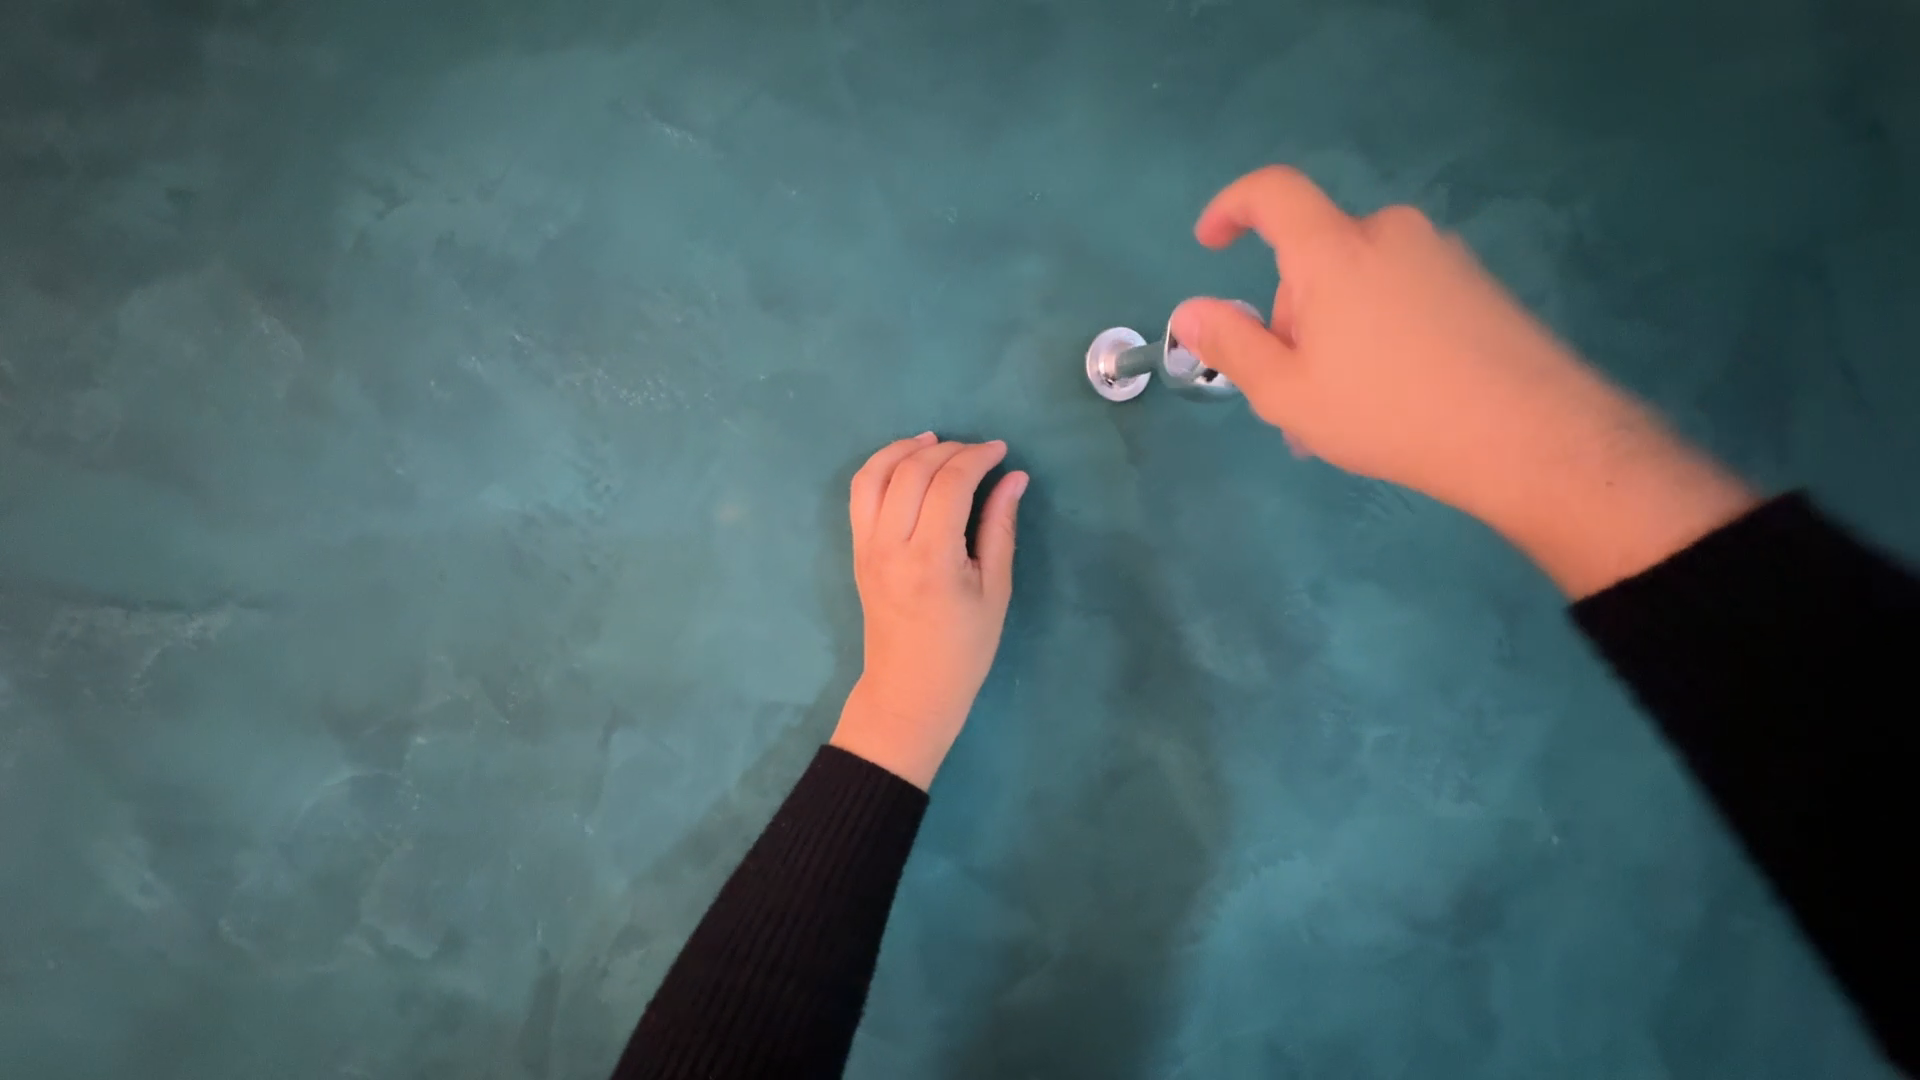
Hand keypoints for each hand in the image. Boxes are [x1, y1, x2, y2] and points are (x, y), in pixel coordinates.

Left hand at [830, 434, 1027, 789]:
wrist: (909, 690)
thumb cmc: (963, 649)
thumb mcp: (995, 591)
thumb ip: (1001, 528)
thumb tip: (1014, 477)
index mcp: (932, 559)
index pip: (950, 484)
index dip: (977, 457)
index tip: (1000, 451)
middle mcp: (891, 546)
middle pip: (913, 471)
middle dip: (949, 449)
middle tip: (977, 452)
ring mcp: (867, 547)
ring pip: (875, 474)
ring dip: (905, 448)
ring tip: (936, 441)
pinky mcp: (856, 550)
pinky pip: (860, 494)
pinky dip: (880, 467)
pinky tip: (906, 462)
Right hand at [1171, 166, 1754, 595]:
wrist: (1524, 434)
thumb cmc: (1384, 411)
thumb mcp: (1285, 390)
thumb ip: (1230, 344)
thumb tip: (1187, 312)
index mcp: (1335, 252)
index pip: (1273, 194)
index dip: (1231, 208)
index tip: (1209, 242)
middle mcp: (1389, 234)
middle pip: (1312, 262)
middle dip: (1288, 321)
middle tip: (1290, 395)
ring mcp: (1438, 256)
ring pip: (1354, 286)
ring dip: (1329, 337)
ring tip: (1336, 412)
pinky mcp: (1472, 283)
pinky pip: (1396, 297)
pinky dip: (1371, 335)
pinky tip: (1385, 398)